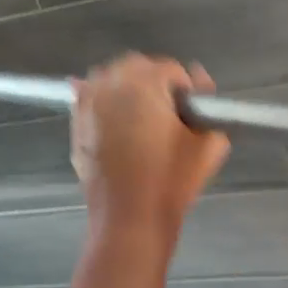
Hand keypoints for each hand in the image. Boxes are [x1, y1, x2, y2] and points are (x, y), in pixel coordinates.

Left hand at [70, 54, 230, 233]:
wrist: (130, 219)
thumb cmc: (172, 181)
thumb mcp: (209, 146)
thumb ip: (210, 109)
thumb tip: (200, 83)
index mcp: (143, 83)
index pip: (172, 69)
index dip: (188, 89)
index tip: (196, 112)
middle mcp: (109, 84)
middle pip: (137, 67)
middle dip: (156, 84)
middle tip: (171, 115)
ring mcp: (87, 104)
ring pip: (110, 80)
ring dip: (129, 90)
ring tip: (144, 119)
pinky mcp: (76, 126)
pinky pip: (90, 100)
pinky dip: (105, 104)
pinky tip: (116, 119)